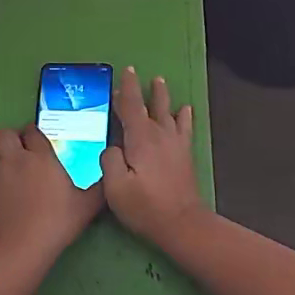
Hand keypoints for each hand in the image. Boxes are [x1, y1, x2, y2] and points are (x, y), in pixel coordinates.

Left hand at [0, 126, 103, 255]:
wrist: (21, 244)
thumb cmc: (57, 221)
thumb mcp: (87, 206)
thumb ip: (101, 187)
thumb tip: (111, 174)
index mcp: (41, 157)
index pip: (33, 131)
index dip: (37, 134)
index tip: (44, 144)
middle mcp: (16, 158)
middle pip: (6, 133)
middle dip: (14, 136)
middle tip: (26, 149)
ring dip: (2, 149)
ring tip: (14, 162)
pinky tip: (7, 181)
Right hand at [101, 66, 209, 245]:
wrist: (181, 223)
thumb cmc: (145, 206)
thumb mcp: (115, 187)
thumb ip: (109, 160)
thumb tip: (111, 147)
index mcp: (140, 138)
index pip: (130, 106)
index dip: (125, 88)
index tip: (124, 71)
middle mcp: (160, 135)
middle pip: (151, 105)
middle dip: (142, 89)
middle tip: (137, 75)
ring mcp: (175, 144)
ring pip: (168, 112)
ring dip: (162, 97)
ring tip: (160, 82)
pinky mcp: (185, 155)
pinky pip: (185, 128)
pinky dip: (184, 116)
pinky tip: (185, 110)